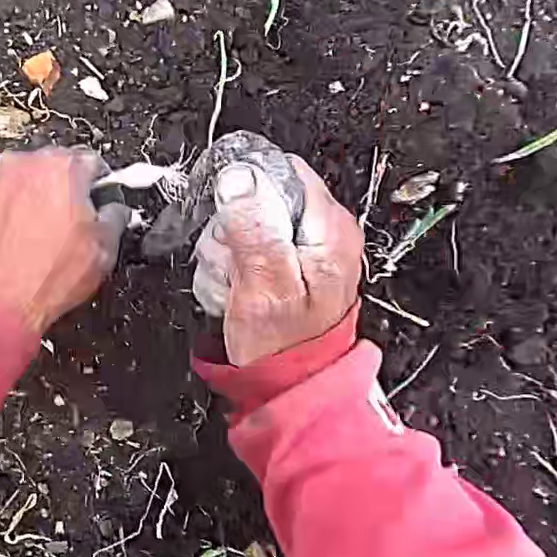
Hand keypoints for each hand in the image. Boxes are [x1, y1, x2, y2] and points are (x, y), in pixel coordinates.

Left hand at [0, 148, 130, 333]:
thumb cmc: (51, 275)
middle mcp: (25, 166)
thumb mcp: (106, 246)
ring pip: (25, 179)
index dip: (99, 183)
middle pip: (55, 165)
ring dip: (36, 197)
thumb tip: (115, 210)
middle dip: (65, 188)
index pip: (91, 160)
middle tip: (72, 220)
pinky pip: (0, 197)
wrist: (4, 303)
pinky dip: (10, 210)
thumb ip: (116, 215)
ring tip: (43, 232)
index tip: (98, 199)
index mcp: (62, 168)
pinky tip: (20, 236)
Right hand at [192, 156, 362, 365]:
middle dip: (233, 229)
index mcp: (328, 230)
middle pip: (261, 197)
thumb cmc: (282, 346)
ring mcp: (304, 248)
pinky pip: (247, 245)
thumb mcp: (263, 286)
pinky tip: (238, 287)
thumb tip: (241, 178)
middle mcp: (322, 233)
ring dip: (228, 251)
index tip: (231, 223)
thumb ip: (254, 229)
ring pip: (247, 222)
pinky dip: (234, 264)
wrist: (287, 384)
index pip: (284, 172)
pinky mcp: (286, 262)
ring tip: (236, 282)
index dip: (248, 190)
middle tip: (235, 266)